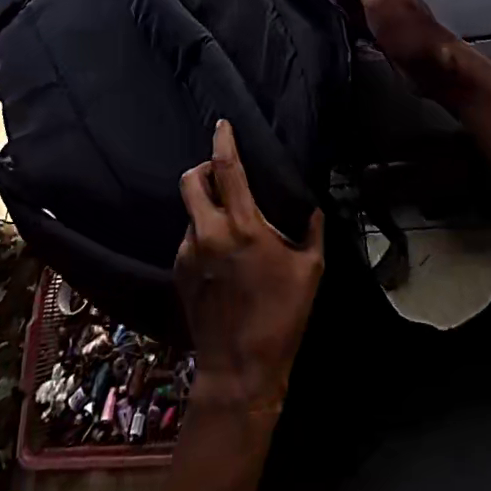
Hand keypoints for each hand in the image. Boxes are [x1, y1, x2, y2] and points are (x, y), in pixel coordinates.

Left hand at [175, 120, 323, 413]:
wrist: (240, 366)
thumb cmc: (281, 316)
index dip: (223, 140)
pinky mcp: (178, 270)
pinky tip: (221, 255)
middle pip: (191, 179)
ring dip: (206, 207)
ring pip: (190, 210)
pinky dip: (203, 233)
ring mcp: (188, 252)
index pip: (226, 168)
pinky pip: (188, 237)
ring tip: (229, 225)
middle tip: (221, 174)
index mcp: (243, 226)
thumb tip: (312, 208)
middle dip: (203, 168)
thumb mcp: (310, 270)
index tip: (222, 124)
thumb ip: (311, 231)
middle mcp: (208, 232)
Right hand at [319, 0, 466, 94]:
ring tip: (320, 21)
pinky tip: (337, 36)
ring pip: (351, 11)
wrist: (434, 69)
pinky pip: (358, 30)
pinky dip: (346, 31)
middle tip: (312, 8)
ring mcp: (382, 20)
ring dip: (336, 14)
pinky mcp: (382, 40)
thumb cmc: (409, 33)